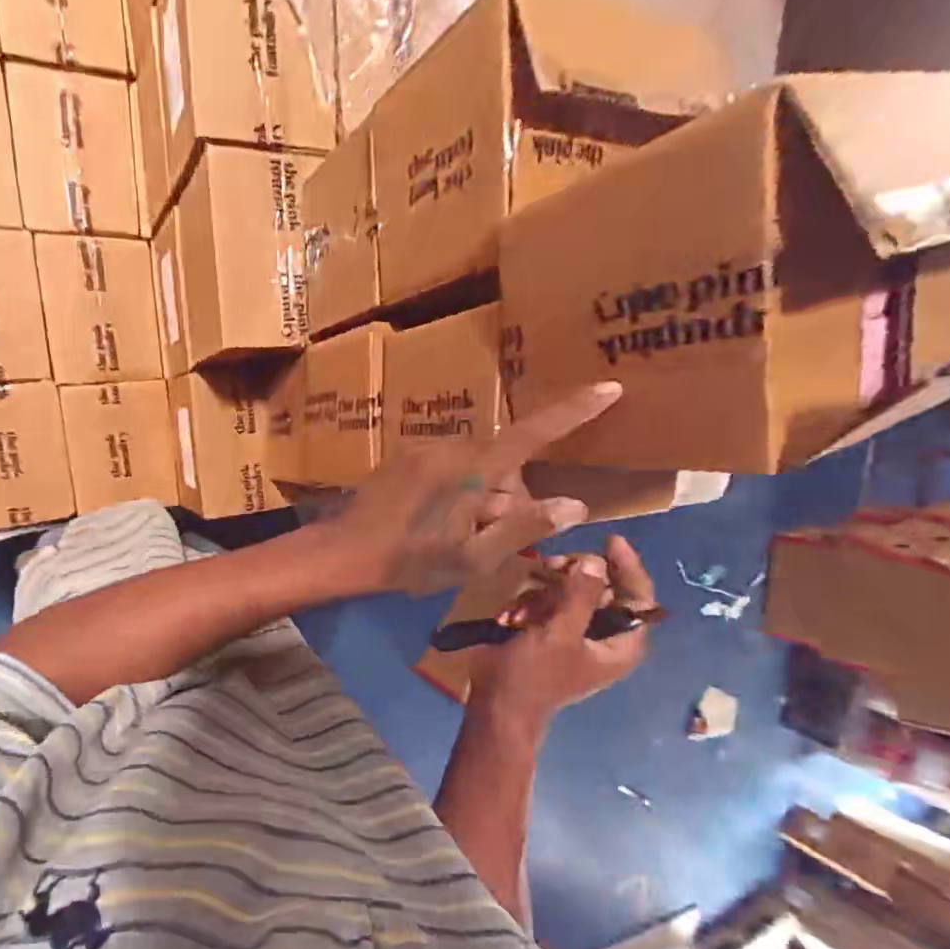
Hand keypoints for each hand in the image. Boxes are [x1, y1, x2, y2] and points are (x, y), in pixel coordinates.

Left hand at [326, 382, 622, 595]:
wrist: (342, 551)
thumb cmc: (408, 560)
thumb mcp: (472, 558)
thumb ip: (524, 529)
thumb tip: (574, 505)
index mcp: (470, 470)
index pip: (532, 434)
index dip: (573, 412)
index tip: (607, 388)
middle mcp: (447, 449)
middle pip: (502, 461)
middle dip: (509, 496)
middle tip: (490, 538)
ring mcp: (420, 451)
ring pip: (474, 465)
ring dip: (481, 495)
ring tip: (458, 534)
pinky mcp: (401, 459)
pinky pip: (446, 466)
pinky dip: (456, 489)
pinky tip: (436, 521)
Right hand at [466, 535, 657, 734]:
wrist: (498, 704)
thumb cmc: (534, 675)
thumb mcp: (559, 634)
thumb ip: (580, 596)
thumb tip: (594, 561)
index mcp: (621, 643)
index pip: (637, 597)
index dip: (627, 566)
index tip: (610, 540)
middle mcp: (602, 636)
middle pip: (598, 589)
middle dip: (570, 578)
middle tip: (548, 564)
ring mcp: (572, 634)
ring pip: (566, 593)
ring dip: (541, 594)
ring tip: (519, 607)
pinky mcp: (545, 634)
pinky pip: (543, 605)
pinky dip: (527, 605)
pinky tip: (510, 616)